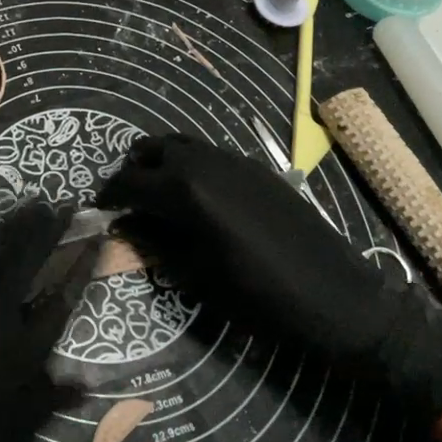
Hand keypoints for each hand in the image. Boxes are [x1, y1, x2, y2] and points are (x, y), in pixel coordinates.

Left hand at [0, 204, 91, 441]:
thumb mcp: (11, 432)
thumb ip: (48, 400)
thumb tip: (87, 381)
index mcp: (19, 348)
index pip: (62, 297)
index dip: (82, 264)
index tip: (96, 236)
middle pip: (25, 259)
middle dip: (46, 228)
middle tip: (60, 204)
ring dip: (8, 224)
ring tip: (24, 207)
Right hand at [97, 134, 441, 428]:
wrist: (340, 298)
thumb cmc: (262, 297)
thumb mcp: (197, 277)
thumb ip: (156, 244)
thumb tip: (126, 226)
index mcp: (184, 190)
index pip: (128, 182)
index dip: (108, 196)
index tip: (100, 211)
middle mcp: (203, 162)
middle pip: (150, 150)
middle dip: (132, 172)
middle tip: (128, 200)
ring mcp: (232, 159)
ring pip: (179, 144)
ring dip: (161, 162)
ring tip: (159, 193)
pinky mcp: (256, 167)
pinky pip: (208, 153)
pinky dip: (190, 165)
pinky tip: (199, 197)